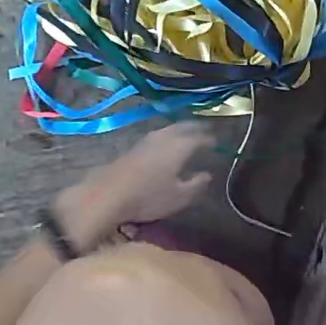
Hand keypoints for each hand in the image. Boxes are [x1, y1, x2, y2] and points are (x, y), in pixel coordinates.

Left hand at [54, 123, 212, 248]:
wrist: (108, 194)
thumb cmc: (149, 197)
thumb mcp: (179, 197)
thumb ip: (196, 185)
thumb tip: (207, 175)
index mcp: (179, 146)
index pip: (199, 138)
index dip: (209, 139)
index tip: (217, 142)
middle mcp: (164, 138)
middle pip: (182, 127)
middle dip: (195, 127)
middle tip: (204, 130)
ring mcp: (146, 141)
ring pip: (168, 129)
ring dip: (180, 129)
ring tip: (186, 134)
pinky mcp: (133, 147)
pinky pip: (157, 135)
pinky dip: (167, 136)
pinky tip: (165, 143)